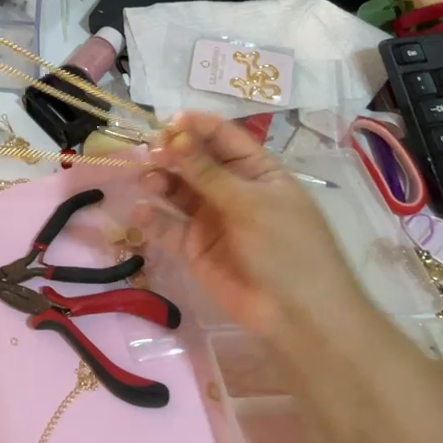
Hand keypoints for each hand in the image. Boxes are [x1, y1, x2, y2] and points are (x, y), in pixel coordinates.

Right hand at [137, 113, 370, 343]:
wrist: (299, 319)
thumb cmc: (288, 250)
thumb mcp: (251, 204)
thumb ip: (208, 171)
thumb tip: (174, 136)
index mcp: (255, 171)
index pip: (221, 136)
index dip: (195, 126)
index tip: (168, 123)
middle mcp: (230, 189)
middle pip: (193, 159)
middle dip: (171, 151)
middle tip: (153, 151)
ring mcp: (210, 217)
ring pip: (176, 188)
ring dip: (160, 178)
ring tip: (150, 180)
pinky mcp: (194, 246)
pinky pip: (167, 224)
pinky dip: (152, 215)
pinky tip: (143, 211)